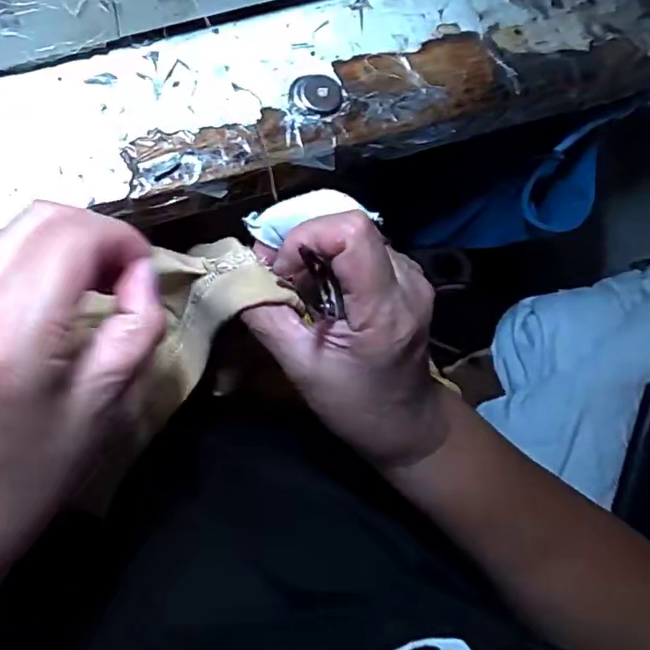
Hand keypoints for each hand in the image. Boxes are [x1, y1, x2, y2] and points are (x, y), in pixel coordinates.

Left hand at [0, 202, 165, 603]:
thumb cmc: (30, 475)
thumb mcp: (105, 405)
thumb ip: (137, 325)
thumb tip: (142, 272)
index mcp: (8, 335)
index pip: (73, 236)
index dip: (120, 239)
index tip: (143, 269)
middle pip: (43, 216)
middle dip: (96, 232)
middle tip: (122, 272)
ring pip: (18, 225)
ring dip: (66, 239)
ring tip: (93, 280)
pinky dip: (35, 254)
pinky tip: (52, 290)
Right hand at [242, 212, 447, 468]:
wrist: (407, 425)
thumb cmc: (355, 406)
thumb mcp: (301, 368)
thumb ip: (267, 318)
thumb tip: (238, 277)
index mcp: (385, 308)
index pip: (352, 232)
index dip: (306, 237)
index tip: (283, 272)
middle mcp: (407, 280)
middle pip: (350, 224)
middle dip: (304, 241)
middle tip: (281, 275)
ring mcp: (412, 275)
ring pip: (354, 231)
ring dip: (316, 249)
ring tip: (300, 285)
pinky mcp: (406, 275)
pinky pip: (362, 245)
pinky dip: (331, 256)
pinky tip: (322, 288)